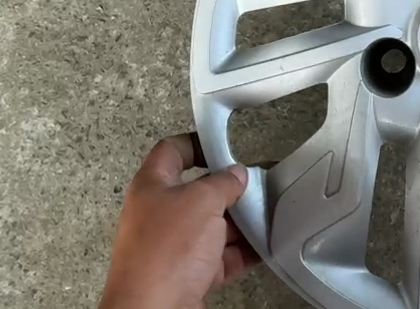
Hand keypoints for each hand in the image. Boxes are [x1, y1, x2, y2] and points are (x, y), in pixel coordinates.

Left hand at [98, 134, 256, 308]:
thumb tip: (236, 175)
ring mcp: (172, 248)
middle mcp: (159, 214)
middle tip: (255, 184)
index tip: (223, 147)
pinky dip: (241, 252)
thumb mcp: (202, 201)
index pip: (172, 150)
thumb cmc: (167, 251)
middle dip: (229, 189)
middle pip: (198, 191)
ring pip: (211, 226)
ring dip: (239, 222)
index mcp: (152, 186)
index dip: (197, 143)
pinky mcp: (186, 277)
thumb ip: (223, 182)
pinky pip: (219, 257)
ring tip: (267, 213)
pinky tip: (263, 245)